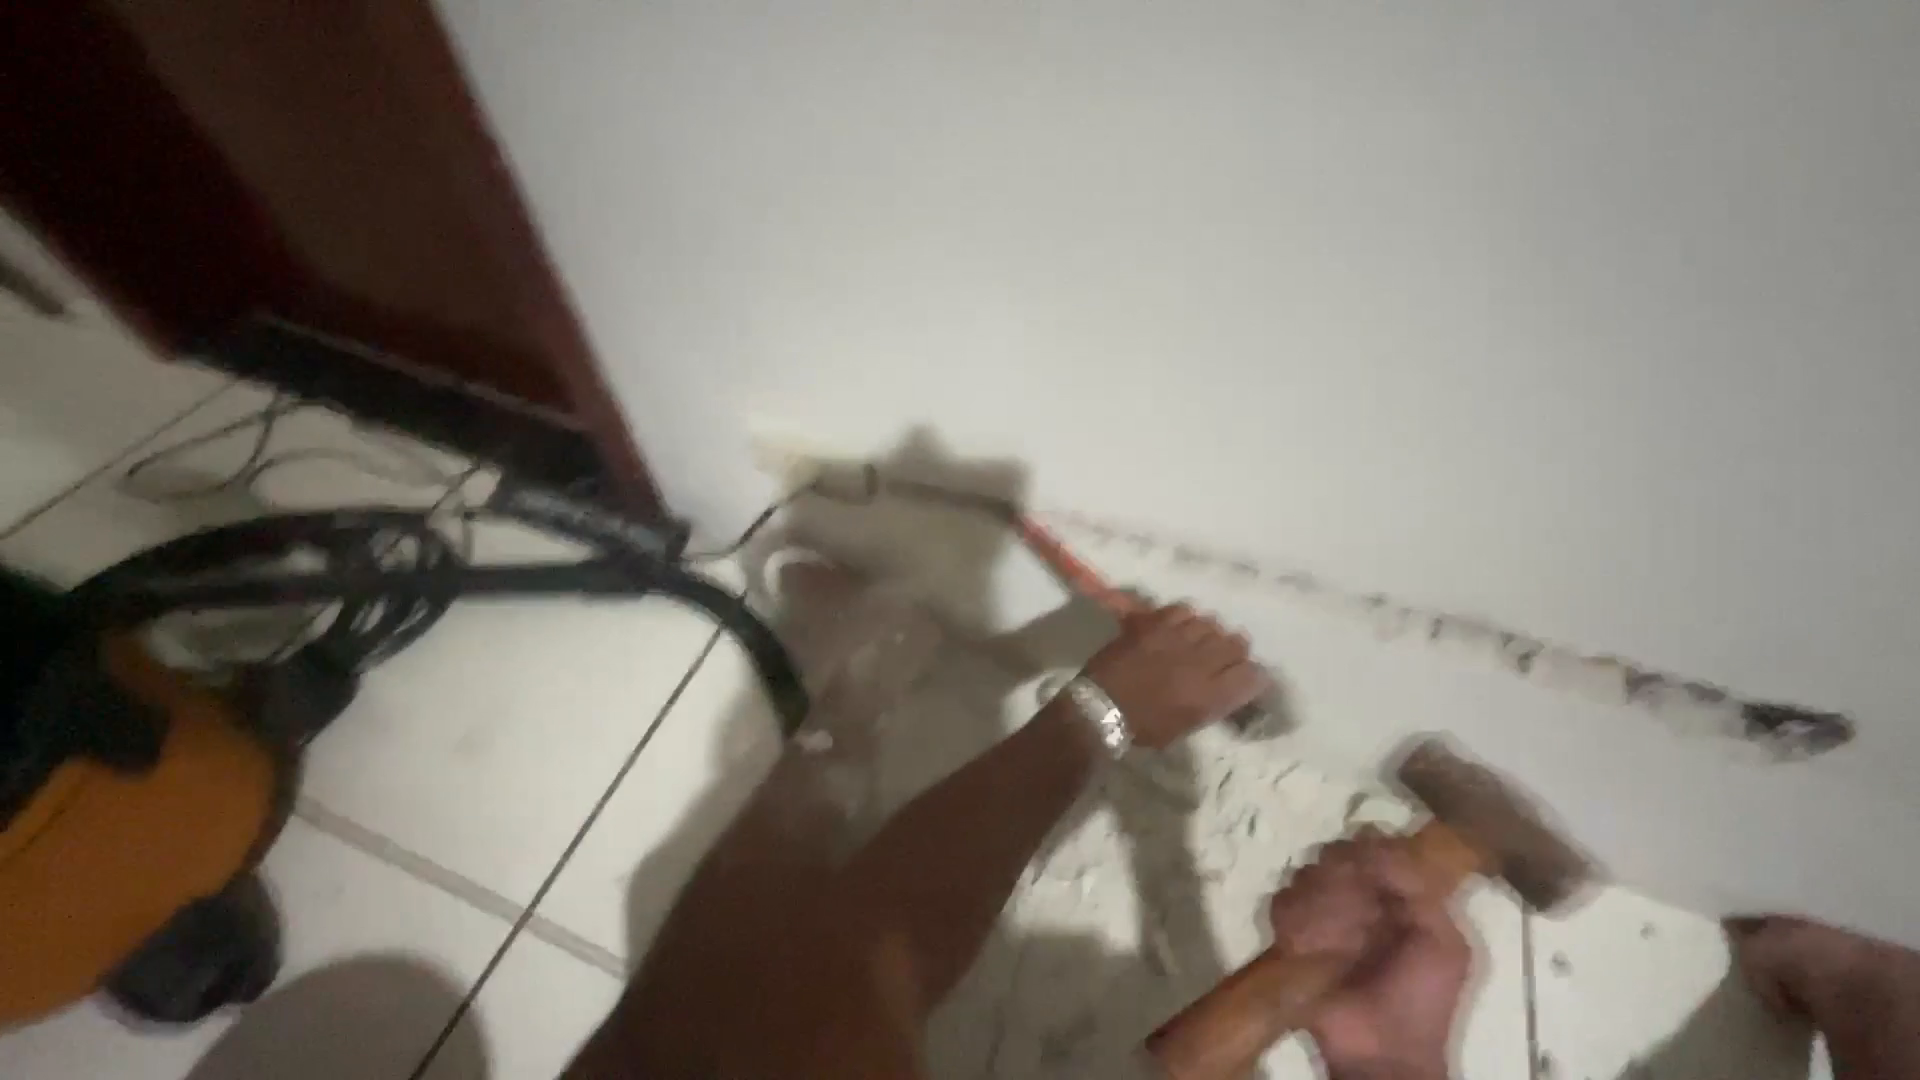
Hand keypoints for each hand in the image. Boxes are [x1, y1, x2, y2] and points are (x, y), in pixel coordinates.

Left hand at [1079, 603, 1267, 749]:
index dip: (1251, 676)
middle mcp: (1200, 663)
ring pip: (1211, 623)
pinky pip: (1182, 609)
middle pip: (1237, 643)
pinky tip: (1176, 626)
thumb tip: (1227, 686)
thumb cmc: (1142, 727)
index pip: (1254, 675)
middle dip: (1233, 650)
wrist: (1100, 707)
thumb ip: (1212, 703)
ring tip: (1196, 639)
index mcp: (1211, 695)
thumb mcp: (1187, 725)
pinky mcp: (1152, 624)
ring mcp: (1176, 639)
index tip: (1242, 677)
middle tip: (1220, 656)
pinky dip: (1183, 617)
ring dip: (1208, 632)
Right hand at [1267, 832, 1470, 1079]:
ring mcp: (1318, 910)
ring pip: (1305, 873)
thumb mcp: (1443, 942)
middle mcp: (1353, 892)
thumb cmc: (1421, 998)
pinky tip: (1313, 946)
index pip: (1371, 842)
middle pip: (1333, 851)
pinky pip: (1282, 902)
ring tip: (1340, 941)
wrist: (1382, 1049)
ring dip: (1322, 903)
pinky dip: (1296, 920)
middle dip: (1343, 877)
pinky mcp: (1288, 931)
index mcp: (1392, 891)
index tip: (1371, 870)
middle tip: (1359, 912)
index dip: (1368, 849)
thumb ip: (1418, 887)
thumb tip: (1373, 840)